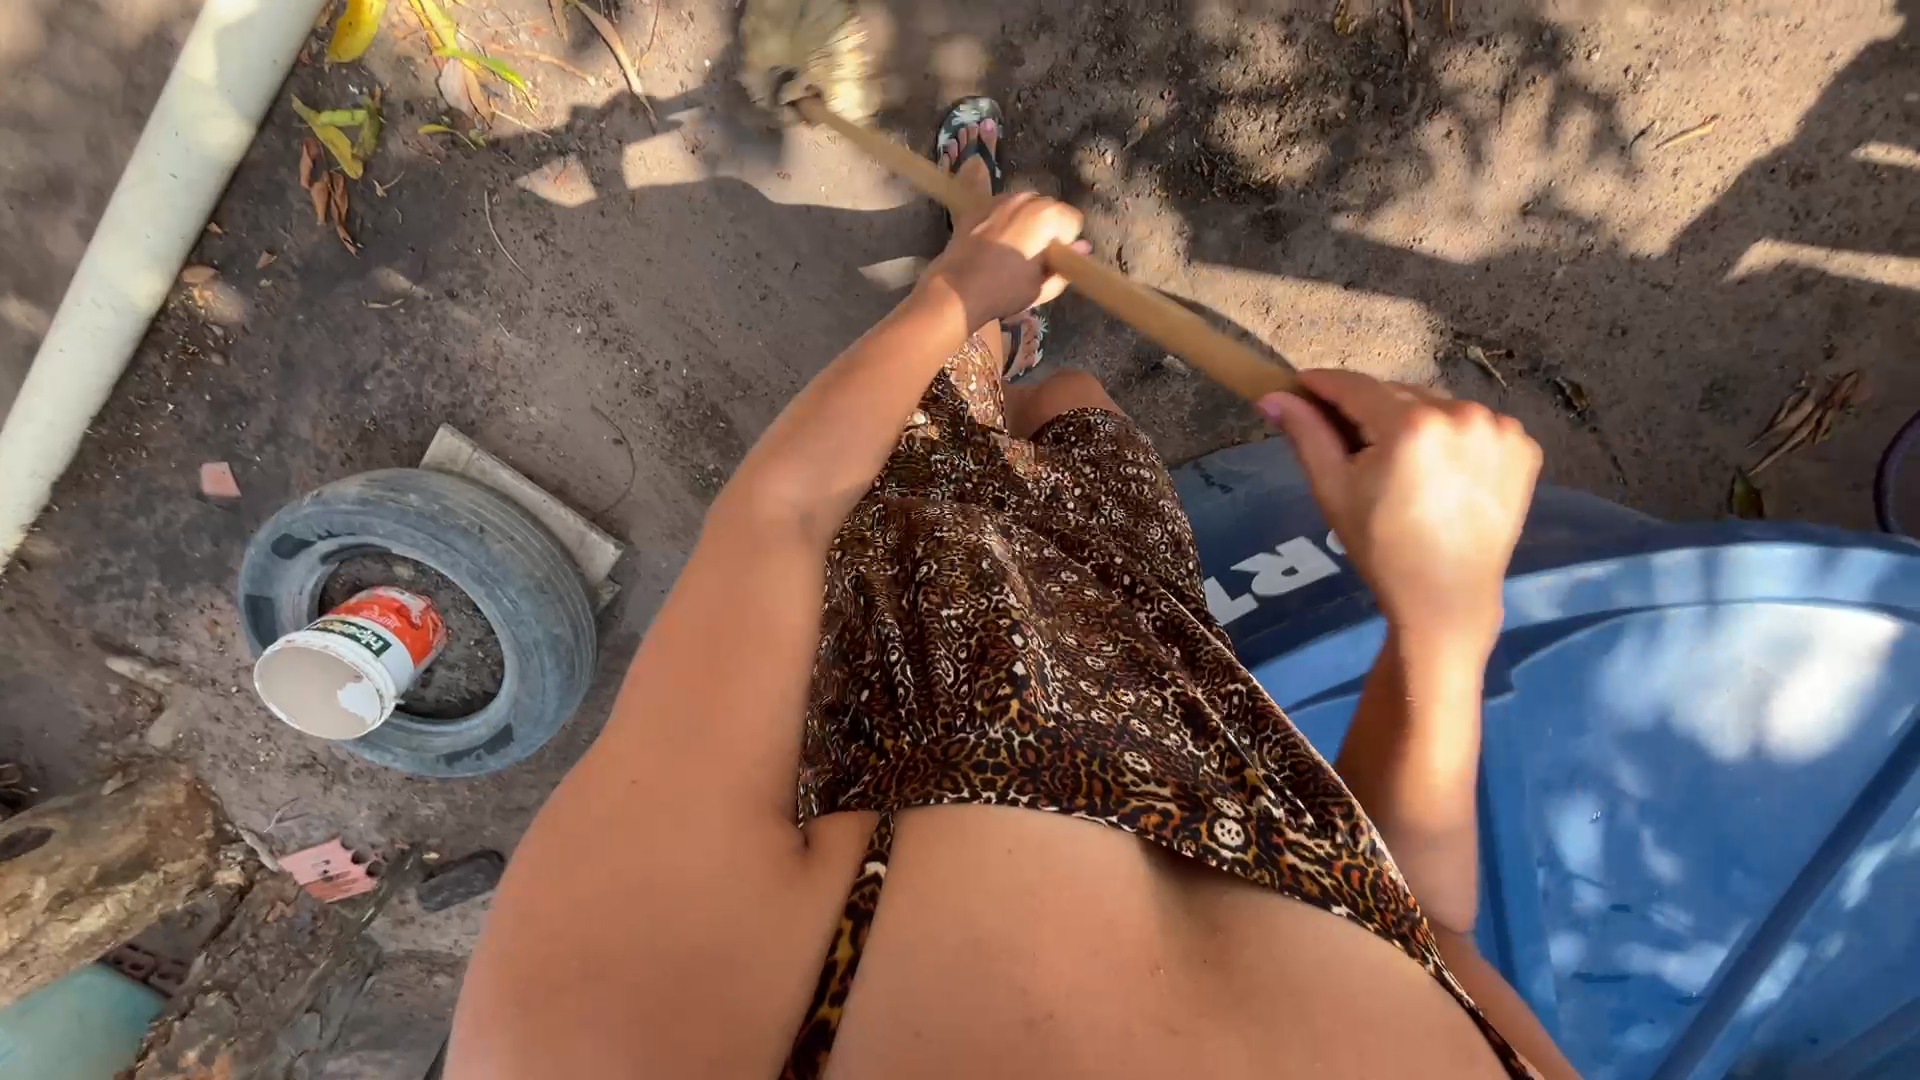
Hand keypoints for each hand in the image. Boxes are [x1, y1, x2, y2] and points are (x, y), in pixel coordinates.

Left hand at [920, 192, 1089, 328]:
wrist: (957, 290)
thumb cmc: (1004, 291)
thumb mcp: (1042, 288)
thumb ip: (1066, 267)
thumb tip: (1081, 250)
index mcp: (1048, 216)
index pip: (1074, 221)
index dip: (1067, 243)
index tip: (1053, 262)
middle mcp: (1026, 198)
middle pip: (1049, 210)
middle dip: (1047, 230)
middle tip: (1033, 258)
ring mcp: (999, 199)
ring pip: (1025, 207)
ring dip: (1025, 224)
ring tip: (1011, 252)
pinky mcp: (977, 206)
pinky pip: (1001, 210)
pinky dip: (1003, 222)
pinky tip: (993, 245)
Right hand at [1260, 370, 1540, 653]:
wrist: (1445, 595)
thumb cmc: (1379, 545)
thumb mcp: (1332, 488)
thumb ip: (1305, 433)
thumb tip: (1271, 397)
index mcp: (1411, 424)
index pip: (1356, 386)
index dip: (1322, 384)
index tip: (1299, 385)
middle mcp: (1462, 413)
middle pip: (1396, 394)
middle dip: (1365, 408)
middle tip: (1344, 438)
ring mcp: (1500, 429)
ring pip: (1434, 405)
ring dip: (1408, 419)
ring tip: (1394, 459)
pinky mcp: (1523, 445)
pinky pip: (1469, 424)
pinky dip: (1447, 436)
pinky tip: (1435, 469)